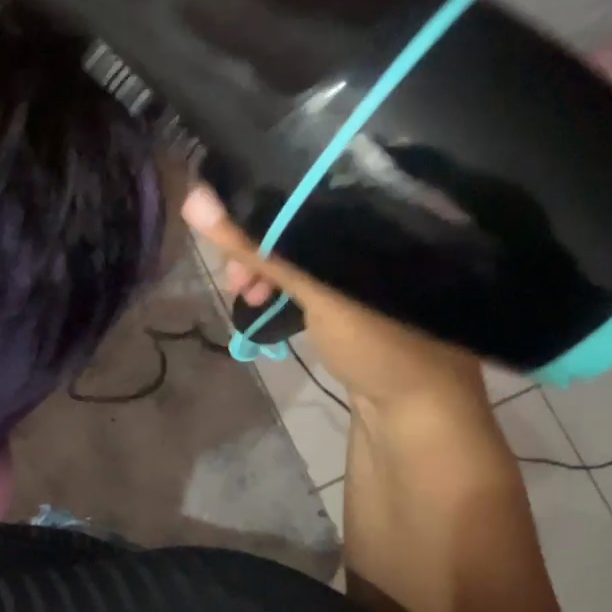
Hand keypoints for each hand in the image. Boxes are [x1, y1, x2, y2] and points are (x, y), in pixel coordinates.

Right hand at [181, 185, 486, 425]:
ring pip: (305, 258)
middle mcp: (386, 243)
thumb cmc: (381, 345)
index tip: (233, 222)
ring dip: (266, 272)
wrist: (418, 422)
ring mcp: (372, 278)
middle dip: (262, 246)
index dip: (271, 202)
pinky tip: (263, 303)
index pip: (320, 189)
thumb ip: (260, 249)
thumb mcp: (318, 292)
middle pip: (308, 227)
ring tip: (244, 296)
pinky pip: (311, 283)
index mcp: (390, 225)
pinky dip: (283, 290)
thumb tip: (194, 199)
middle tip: (234, 275)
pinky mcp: (359, 307)